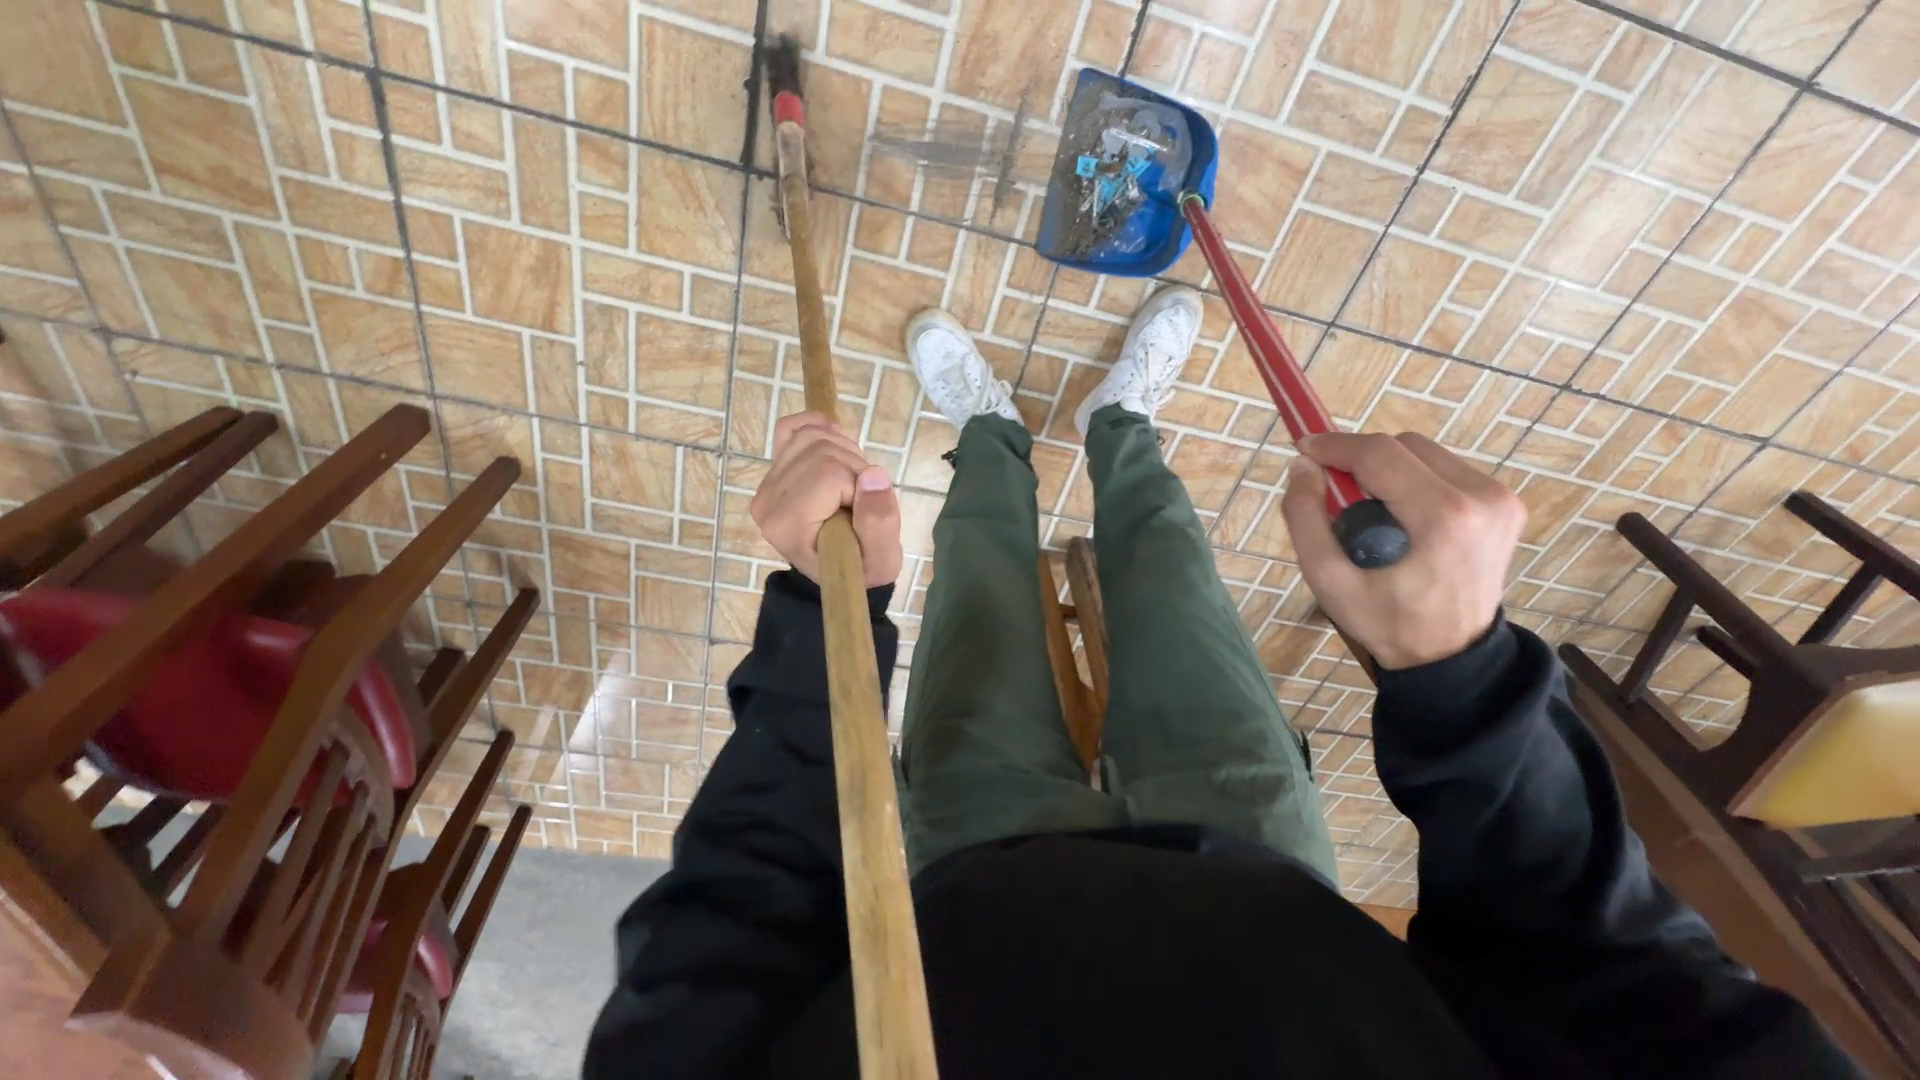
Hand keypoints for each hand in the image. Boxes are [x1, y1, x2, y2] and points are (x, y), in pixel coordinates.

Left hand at [751, 412, 902, 588]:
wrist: (844, 569)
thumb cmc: (863, 567)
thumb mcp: (882, 559)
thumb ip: (880, 523)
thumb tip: (873, 474)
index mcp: (788, 526)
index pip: (830, 474)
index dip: (858, 486)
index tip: (863, 513)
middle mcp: (768, 502)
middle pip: (821, 450)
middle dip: (855, 468)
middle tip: (862, 499)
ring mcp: (768, 484)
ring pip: (812, 435)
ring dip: (845, 452)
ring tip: (854, 483)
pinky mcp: (775, 471)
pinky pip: (790, 429)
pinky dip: (817, 426)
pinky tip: (837, 443)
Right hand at [1281, 432, 1524, 670]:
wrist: (1450, 655)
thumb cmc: (1387, 622)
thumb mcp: (1328, 581)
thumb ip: (1305, 519)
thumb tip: (1302, 467)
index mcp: (1442, 516)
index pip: (1379, 453)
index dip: (1335, 445)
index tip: (1303, 448)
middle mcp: (1481, 497)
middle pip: (1404, 446)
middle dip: (1361, 459)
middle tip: (1333, 492)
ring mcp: (1500, 498)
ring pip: (1425, 453)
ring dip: (1387, 467)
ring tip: (1367, 508)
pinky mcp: (1505, 503)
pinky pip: (1445, 469)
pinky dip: (1412, 479)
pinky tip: (1398, 513)